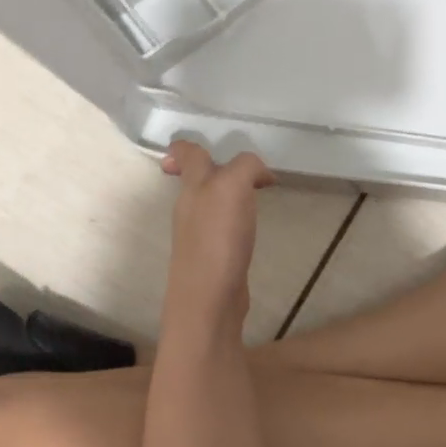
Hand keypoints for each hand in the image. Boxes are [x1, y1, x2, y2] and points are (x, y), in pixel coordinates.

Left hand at [161, 140, 274, 332]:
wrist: (210, 300)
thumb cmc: (218, 241)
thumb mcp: (232, 189)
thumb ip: (245, 168)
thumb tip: (260, 173)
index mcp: (193, 188)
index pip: (185, 155)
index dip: (190, 146)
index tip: (212, 147)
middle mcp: (190, 209)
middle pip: (196, 180)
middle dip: (212, 169)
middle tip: (244, 172)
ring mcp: (200, 236)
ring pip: (209, 205)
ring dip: (225, 195)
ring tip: (252, 195)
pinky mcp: (214, 259)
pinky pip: (222, 230)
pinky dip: (234, 222)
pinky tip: (249, 230)